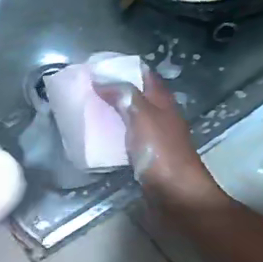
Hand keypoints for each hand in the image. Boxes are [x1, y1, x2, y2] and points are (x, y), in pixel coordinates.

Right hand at [94, 70, 224, 210]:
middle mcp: (160, 116)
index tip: (97, 64)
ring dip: (110, 112)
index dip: (123, 66)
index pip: (144, 74)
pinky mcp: (146, 158)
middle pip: (136, 95)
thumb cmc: (162, 153)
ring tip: (84, 109)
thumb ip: (123, 95)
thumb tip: (101, 79)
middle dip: (113, 89)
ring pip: (130, 118)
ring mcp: (154, 138)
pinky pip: (125, 140)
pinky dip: (111, 135)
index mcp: (162, 102)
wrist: (177, 197)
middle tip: (85, 87)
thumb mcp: (142, 116)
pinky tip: (95, 138)